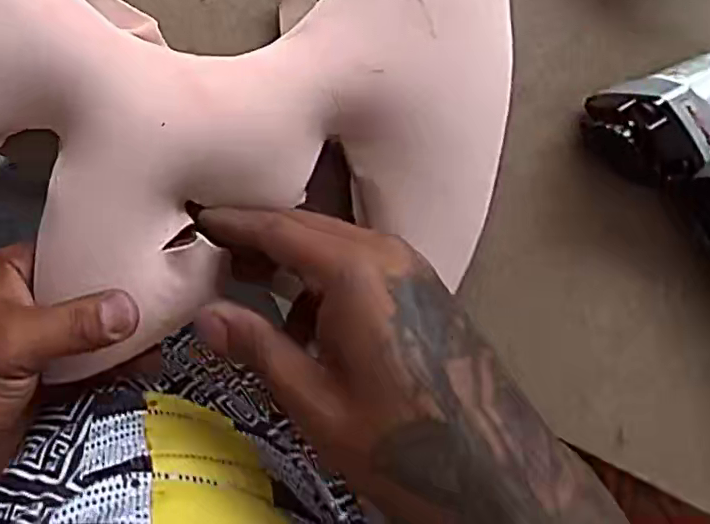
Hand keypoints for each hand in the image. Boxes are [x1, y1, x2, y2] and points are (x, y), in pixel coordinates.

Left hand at [0, 243, 139, 499]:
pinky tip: (145, 363)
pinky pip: (90, 364)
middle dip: (119, 294)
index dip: (100, 247)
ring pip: (91, 329)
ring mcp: (42, 340)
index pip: (64, 248)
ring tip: (164, 328)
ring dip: (121, 333)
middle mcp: (30, 299)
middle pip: (83, 290)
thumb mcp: (15, 341)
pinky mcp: (52, 377)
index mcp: (13, 272)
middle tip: (164, 289)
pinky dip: (115, 365)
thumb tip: (127, 308)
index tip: (143, 247)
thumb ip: (70, 325)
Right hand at [193, 208, 625, 523]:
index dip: (233, 222)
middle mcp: (384, 252)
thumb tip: (203, 316)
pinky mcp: (421, 286)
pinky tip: (305, 317)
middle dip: (256, 234)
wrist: (510, 489)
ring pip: (329, 240)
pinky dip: (319, 272)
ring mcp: (408, 266)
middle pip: (303, 225)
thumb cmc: (406, 446)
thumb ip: (256, 348)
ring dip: (288, 253)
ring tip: (251, 279)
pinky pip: (356, 259)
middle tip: (215, 249)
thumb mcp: (317, 403)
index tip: (199, 220)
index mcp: (355, 270)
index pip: (277, 228)